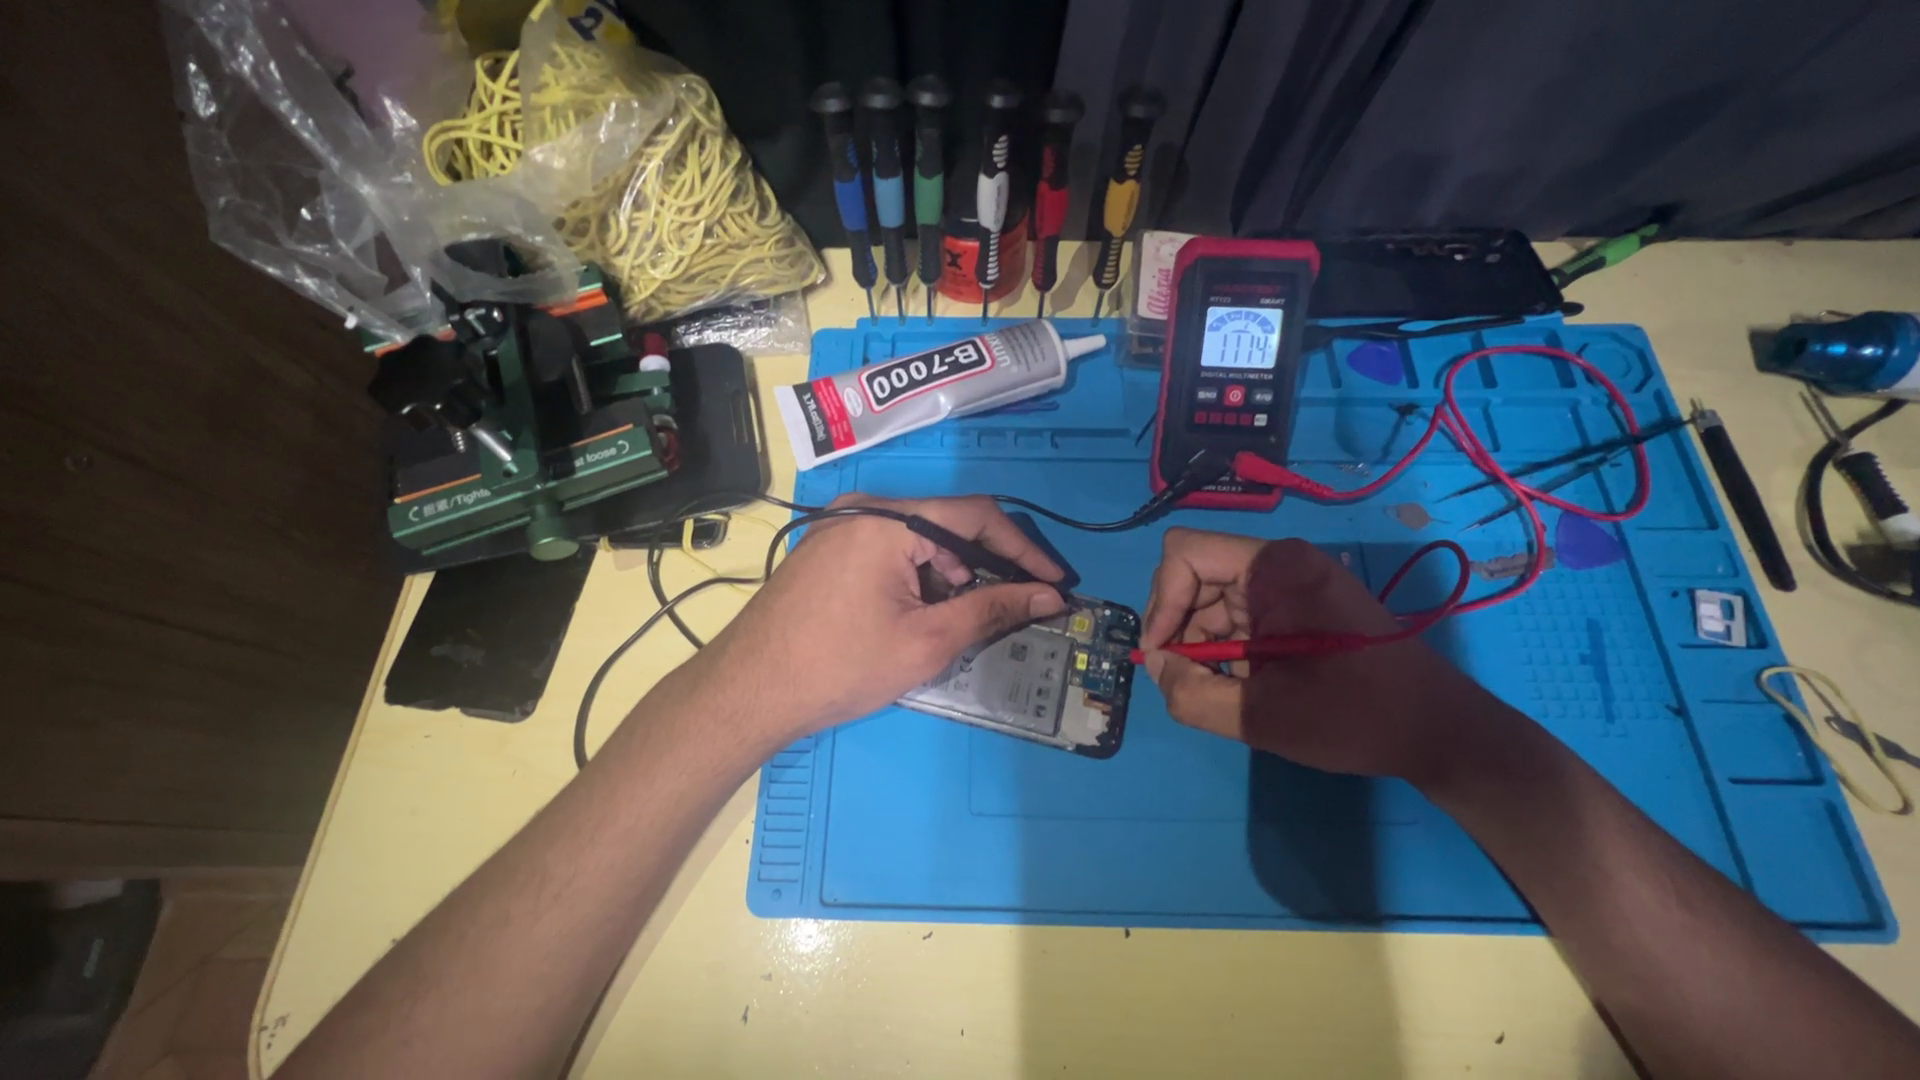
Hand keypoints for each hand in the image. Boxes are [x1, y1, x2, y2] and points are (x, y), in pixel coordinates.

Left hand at [691, 494, 1067, 742]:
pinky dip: (917, 577)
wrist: (748, 692)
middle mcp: (863, 509)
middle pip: (947, 526)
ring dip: (949, 577)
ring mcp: (840, 526)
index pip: (976, 516)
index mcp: (888, 519)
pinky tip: (919, 614)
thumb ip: (992, 610)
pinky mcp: (829, 548)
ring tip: (956, 622)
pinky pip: (890, 550)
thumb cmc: (840, 668)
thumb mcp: (927, 642)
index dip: (1023, 549)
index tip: (1055, 582)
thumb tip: (1049, 596)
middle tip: (1012, 608)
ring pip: (918, 540)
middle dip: (984, 568)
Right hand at [1141, 528, 1493, 781]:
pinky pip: (1234, 613)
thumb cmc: (1355, 718)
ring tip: (1219, 688)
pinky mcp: (1296, 605)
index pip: (1184, 554)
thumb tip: (1155, 664)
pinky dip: (1223, 647)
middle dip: (1178, 627)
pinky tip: (1241, 683)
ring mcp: (1290, 582)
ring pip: (1208, 598)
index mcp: (1276, 569)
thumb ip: (1191, 693)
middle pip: (1193, 575)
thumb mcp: (1261, 717)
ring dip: (1200, 642)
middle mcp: (1279, 563)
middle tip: (1187, 679)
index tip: (1163, 655)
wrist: (1437, 731)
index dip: (1162, 602)